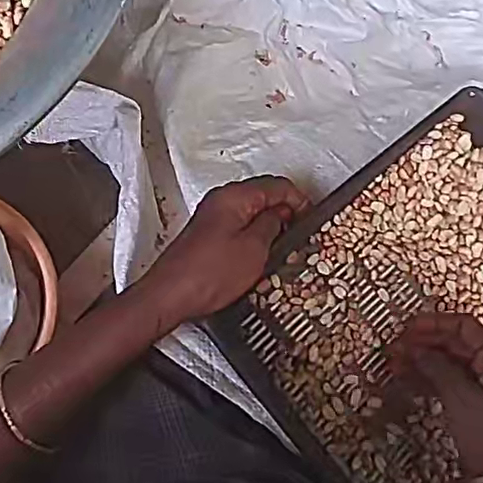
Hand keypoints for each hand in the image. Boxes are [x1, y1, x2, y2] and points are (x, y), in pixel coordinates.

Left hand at [136, 176, 308, 326]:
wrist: (170, 296)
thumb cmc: (208, 274)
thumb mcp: (254, 249)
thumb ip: (272, 225)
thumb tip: (280, 214)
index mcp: (234, 197)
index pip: (276, 185)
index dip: (298, 199)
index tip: (312, 216)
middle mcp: (220, 201)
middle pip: (262, 195)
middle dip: (285, 210)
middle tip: (302, 231)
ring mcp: (211, 218)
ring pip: (250, 212)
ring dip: (269, 224)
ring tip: (285, 245)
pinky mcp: (206, 236)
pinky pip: (238, 226)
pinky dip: (253, 235)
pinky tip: (261, 253)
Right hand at [388, 313, 482, 478]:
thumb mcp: (462, 402)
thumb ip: (439, 369)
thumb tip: (417, 349)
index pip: (466, 327)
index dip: (434, 323)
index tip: (406, 327)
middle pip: (458, 343)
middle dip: (426, 342)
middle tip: (396, 347)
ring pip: (453, 362)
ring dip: (425, 361)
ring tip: (397, 364)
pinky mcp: (481, 405)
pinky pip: (454, 381)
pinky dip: (432, 379)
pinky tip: (411, 381)